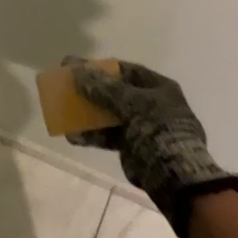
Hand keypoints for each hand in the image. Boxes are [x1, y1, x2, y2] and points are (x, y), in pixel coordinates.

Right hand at [68, 59, 237, 237]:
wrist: (173, 172)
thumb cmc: (157, 128)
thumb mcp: (130, 102)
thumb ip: (103, 88)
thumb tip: (77, 71)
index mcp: (157, 87)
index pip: (124, 70)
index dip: (99, 67)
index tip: (75, 66)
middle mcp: (150, 103)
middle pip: (114, 92)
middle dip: (90, 90)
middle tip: (65, 86)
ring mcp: (141, 125)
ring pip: (109, 114)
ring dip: (87, 113)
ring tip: (64, 112)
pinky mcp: (132, 146)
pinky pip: (108, 135)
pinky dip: (92, 135)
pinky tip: (72, 136)